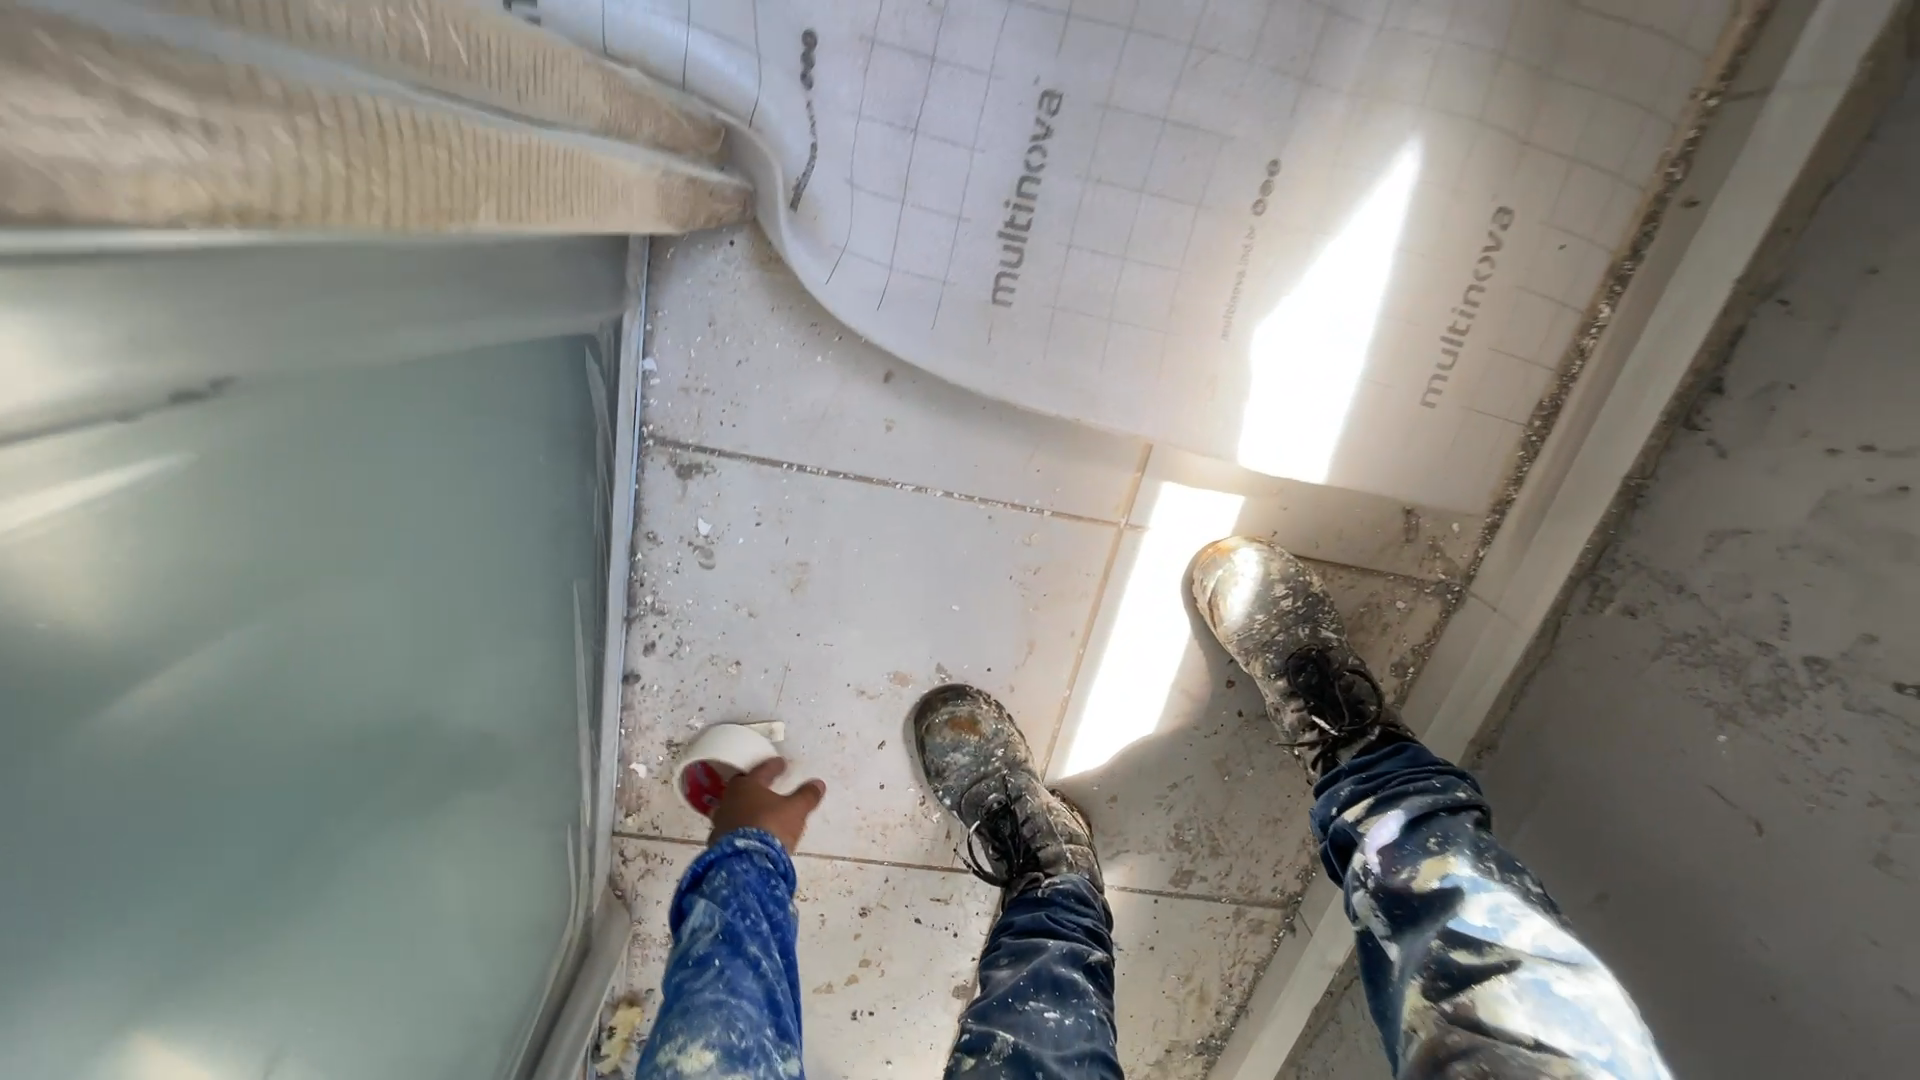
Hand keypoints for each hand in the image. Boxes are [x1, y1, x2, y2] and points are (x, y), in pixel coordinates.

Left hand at [708, 758, 826, 853]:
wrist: (745, 864)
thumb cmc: (771, 827)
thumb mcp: (796, 810)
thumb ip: (806, 796)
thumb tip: (818, 783)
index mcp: (747, 786)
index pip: (762, 770)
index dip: (773, 766)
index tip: (781, 763)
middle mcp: (729, 800)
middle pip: (742, 788)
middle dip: (755, 786)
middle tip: (765, 785)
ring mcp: (720, 822)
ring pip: (734, 809)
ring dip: (745, 808)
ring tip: (757, 812)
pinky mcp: (716, 843)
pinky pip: (730, 829)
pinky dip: (740, 827)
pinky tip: (748, 833)